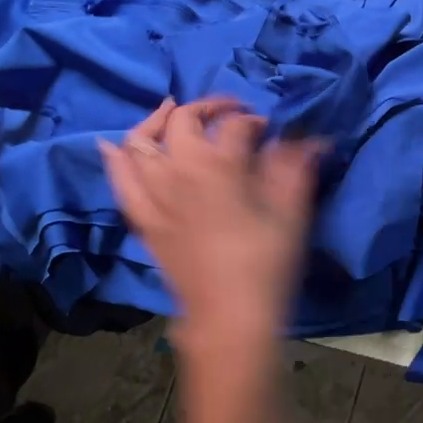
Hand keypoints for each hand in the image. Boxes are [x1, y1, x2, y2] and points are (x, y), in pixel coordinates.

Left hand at [99, 96, 321, 351]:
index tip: (270, 132)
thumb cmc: (267, 264)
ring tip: (173, 113)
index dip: (255, 121)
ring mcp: (155, 194)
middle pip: (184, 120)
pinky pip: (120, 179)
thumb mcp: (291, 214)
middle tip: (230, 113)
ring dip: (158, 121)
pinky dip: (116, 157)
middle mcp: (180, 170)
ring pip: (142, 141)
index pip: (235, 124)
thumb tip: (307, 139)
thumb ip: (294, 169)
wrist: (229, 315)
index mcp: (220, 165)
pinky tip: (115, 145)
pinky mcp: (143, 218)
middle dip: (208, 107)